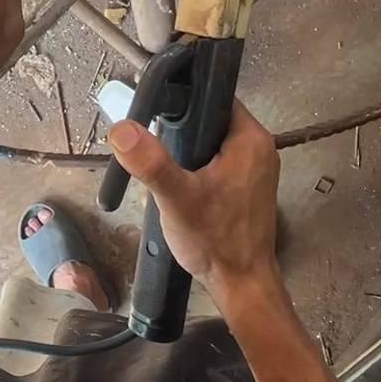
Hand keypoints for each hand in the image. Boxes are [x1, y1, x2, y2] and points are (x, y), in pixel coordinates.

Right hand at [108, 100, 281, 301]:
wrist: (240, 283)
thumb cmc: (216, 241)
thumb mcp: (177, 199)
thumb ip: (150, 162)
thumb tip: (121, 129)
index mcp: (250, 139)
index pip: (213, 98)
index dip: (183, 105)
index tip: (159, 122)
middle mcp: (258, 149)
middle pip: (207, 122)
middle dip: (178, 138)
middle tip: (157, 159)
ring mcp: (253, 170)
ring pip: (208, 146)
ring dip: (183, 159)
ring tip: (166, 181)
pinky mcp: (244, 188)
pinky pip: (214, 166)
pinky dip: (193, 175)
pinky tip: (179, 194)